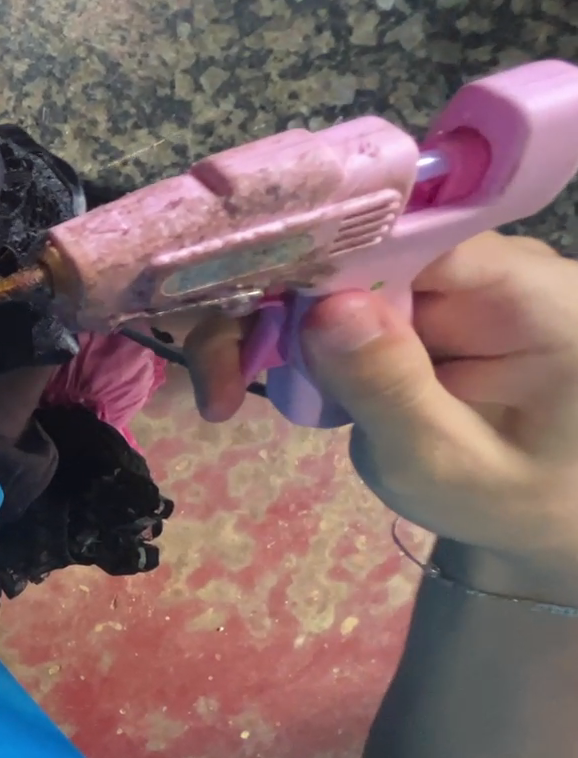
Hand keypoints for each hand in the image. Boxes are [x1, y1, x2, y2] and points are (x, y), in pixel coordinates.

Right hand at [185, 233, 577, 584]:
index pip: (415, 243)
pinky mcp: (404, 307)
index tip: (249, 309)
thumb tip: (325, 306)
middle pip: (349, 256)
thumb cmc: (506, 500)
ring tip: (221, 396)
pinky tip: (239, 383)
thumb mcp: (439, 460)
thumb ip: (389, 385)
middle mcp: (489, 273)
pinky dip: (265, 342)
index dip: (324, 263)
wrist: (539, 514)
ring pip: (317, 280)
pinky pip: (316, 304)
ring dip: (252, 333)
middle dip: (266, 311)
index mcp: (537, 300)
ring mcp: (442, 288)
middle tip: (217, 384)